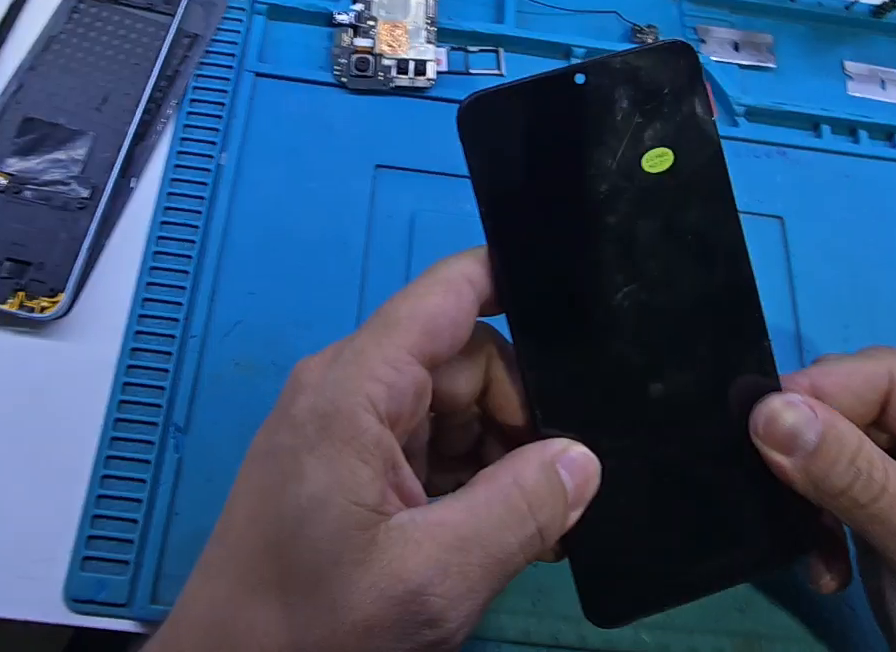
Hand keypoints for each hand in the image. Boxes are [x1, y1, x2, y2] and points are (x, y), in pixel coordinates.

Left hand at [150, 248, 601, 651]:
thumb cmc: (312, 627)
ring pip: (453, 402)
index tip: (574, 303)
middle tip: (547, 494)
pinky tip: (488, 528)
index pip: (446, 293)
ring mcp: (350, 421)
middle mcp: (352, 384)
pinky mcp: (352, 457)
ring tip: (524, 525)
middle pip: (463, 358)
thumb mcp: (429, 578)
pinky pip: (429, 438)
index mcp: (358, 384)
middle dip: (515, 414)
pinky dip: (467, 474)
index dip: (509, 278)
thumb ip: (517, 511)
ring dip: (495, 453)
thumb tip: (583, 459)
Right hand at [749, 347, 895, 650]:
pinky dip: (820, 511)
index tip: (759, 425)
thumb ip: (859, 482)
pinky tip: (828, 560)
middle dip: (817, 446)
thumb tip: (767, 410)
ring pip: (842, 435)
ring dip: (814, 487)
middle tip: (786, 495)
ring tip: (814, 543)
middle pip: (865, 402)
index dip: (822, 392)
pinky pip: (841, 473)